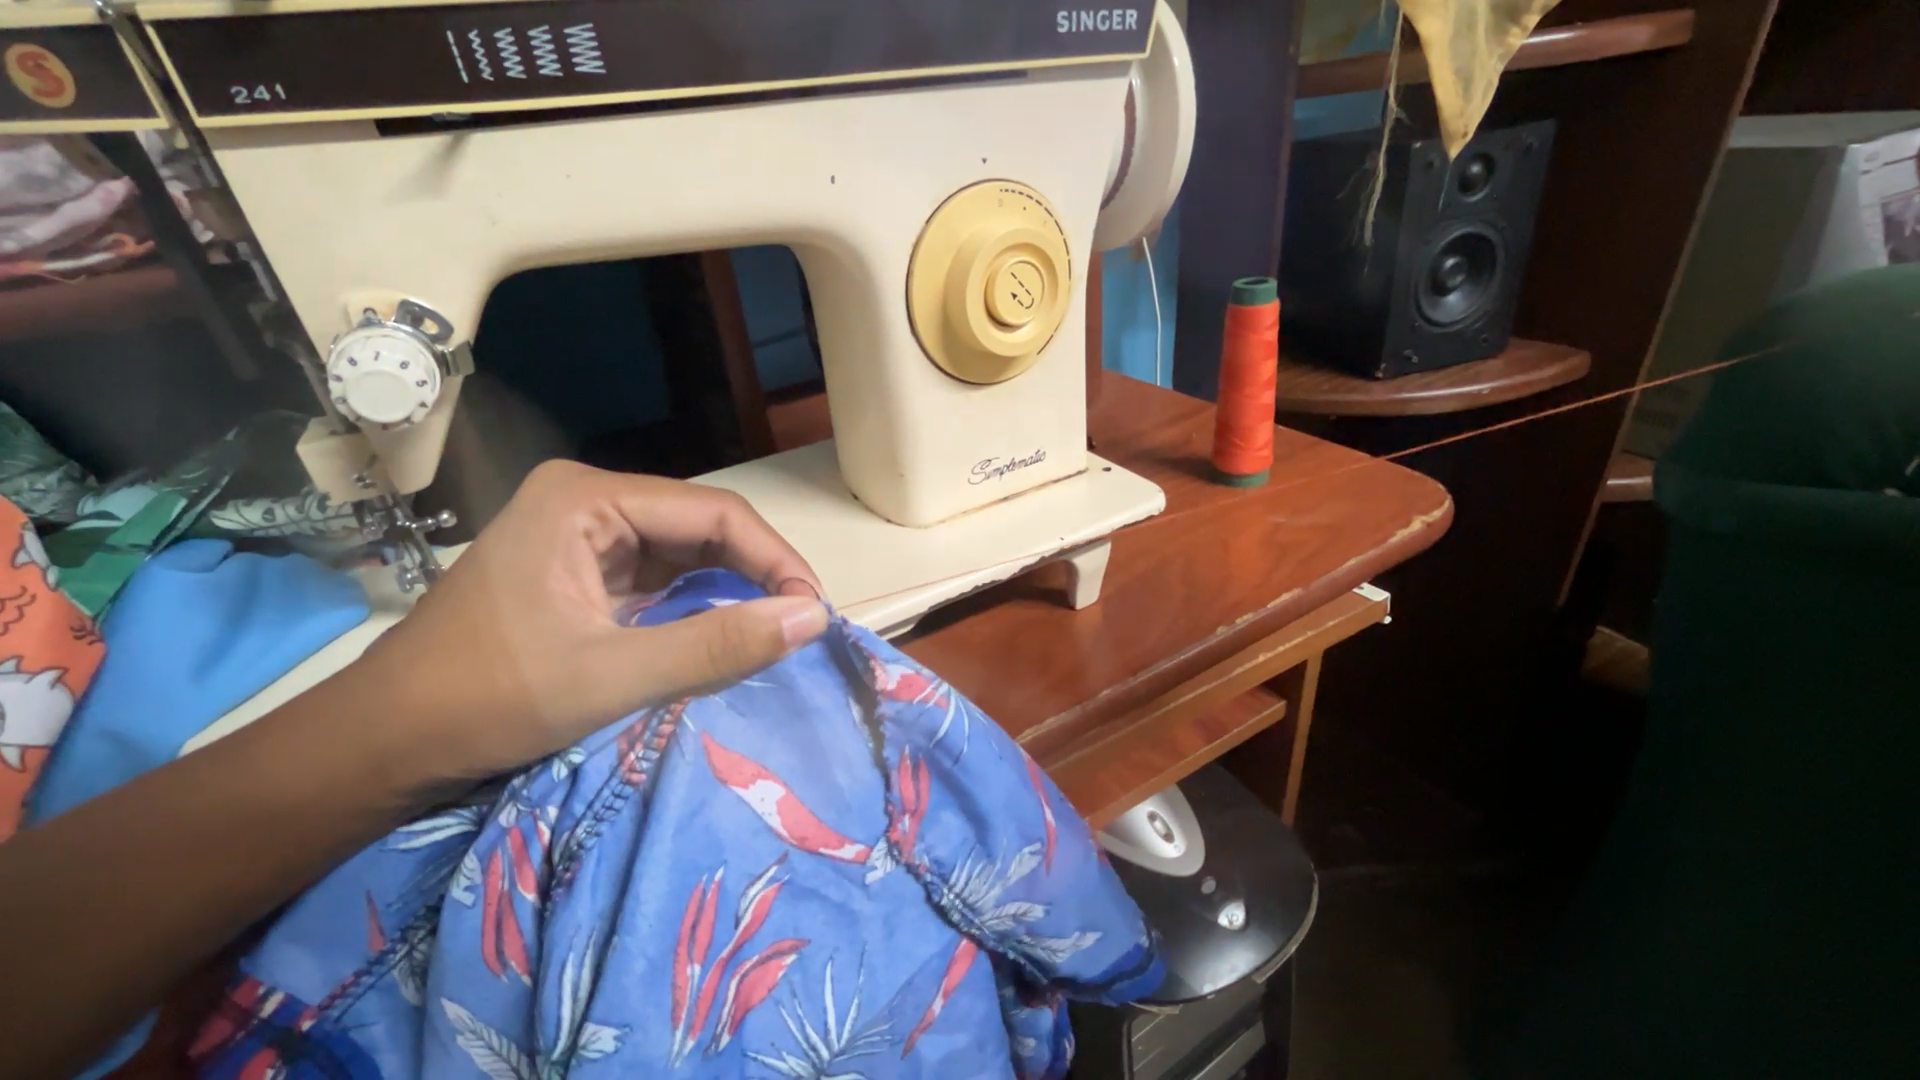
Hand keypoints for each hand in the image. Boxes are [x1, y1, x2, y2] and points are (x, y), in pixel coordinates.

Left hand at [355, 460, 828, 783]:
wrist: (381, 743)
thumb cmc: (486, 698)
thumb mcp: (610, 677)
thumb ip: (716, 647)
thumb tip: (811, 619)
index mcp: (587, 500)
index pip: (714, 513)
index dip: (774, 559)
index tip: (814, 612)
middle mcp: (588, 502)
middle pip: (701, 527)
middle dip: (756, 573)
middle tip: (800, 625)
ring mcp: (581, 536)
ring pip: (683, 553)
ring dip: (731, 590)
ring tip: (774, 630)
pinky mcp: (579, 572)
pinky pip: (658, 580)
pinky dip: (696, 607)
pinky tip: (725, 633)